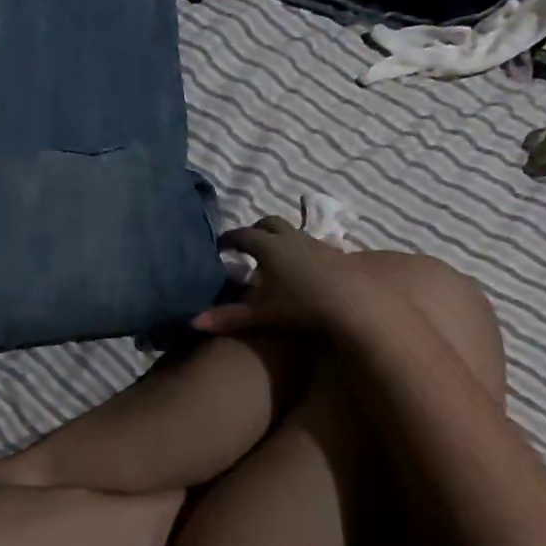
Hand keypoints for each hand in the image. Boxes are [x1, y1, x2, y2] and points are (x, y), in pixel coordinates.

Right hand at [191, 217, 370, 335]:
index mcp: (268, 247)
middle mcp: (290, 238)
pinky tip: (302, 268)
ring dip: (280, 239)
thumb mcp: (259, 313)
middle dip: (255, 230)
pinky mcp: (336, 253)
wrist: (352, 304)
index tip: (219, 246)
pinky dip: (301, 250)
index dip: (228, 240)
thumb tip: (193, 322)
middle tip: (246, 245)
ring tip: (274, 257)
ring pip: (292, 231)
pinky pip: (313, 244)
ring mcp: (316, 243)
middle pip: (268, 223)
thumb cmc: (300, 305)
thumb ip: (227, 317)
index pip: (241, 236)